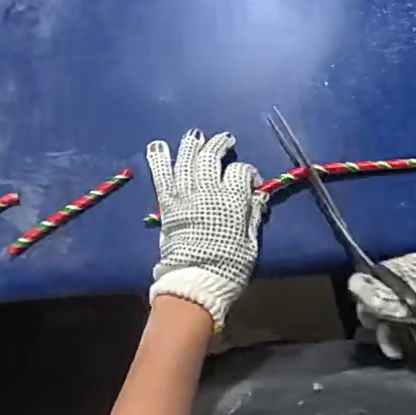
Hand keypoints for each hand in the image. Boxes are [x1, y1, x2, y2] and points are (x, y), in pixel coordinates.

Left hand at [146, 130, 265, 327]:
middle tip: (223, 139)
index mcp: (232, 200)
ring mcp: (184, 195)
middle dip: (218, 145)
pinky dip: (158, 158)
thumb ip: (252, 216)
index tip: (250, 179)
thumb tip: (258, 196)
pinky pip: (161, 175)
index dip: (247, 172)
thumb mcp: (250, 243)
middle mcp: (207, 191)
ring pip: (186, 160)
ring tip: (196, 134)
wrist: (195, 279)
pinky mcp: (167, 203)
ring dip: (191, 144)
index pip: (239, 172)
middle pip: (211, 158)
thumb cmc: (227, 266)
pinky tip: (157, 144)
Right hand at [347, 253, 415, 373]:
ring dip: (404, 343)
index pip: (375, 281)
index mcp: (410, 270)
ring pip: (403, 327)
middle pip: (387, 306)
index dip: (368, 301)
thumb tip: (350, 284)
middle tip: (390, 347)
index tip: (368, 321)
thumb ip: (381, 296)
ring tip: (410, 357)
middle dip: (386, 327)